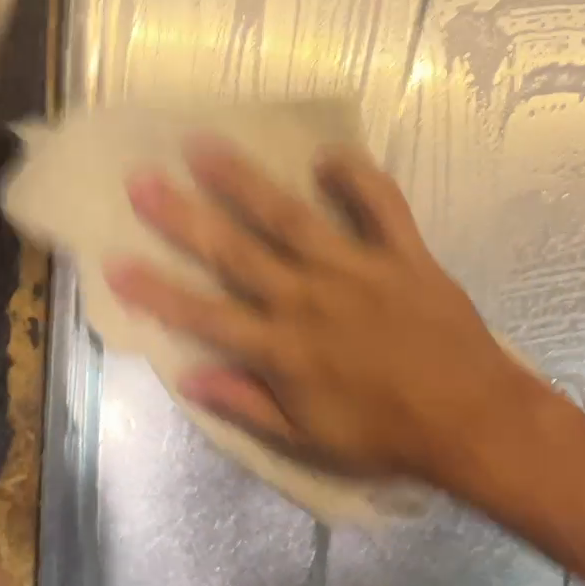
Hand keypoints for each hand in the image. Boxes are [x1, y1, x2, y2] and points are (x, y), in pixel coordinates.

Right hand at [105, 139, 553, 488]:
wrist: (469, 420)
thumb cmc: (382, 437)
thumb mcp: (305, 439)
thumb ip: (246, 404)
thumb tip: (189, 380)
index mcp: (281, 350)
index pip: (204, 316)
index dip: (156, 292)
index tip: (116, 264)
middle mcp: (307, 300)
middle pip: (234, 252)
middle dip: (182, 218)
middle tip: (142, 181)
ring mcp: (356, 271)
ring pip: (291, 217)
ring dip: (244, 181)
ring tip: (204, 147)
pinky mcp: (403, 255)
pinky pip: (380, 204)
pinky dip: (357, 177)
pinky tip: (328, 157)